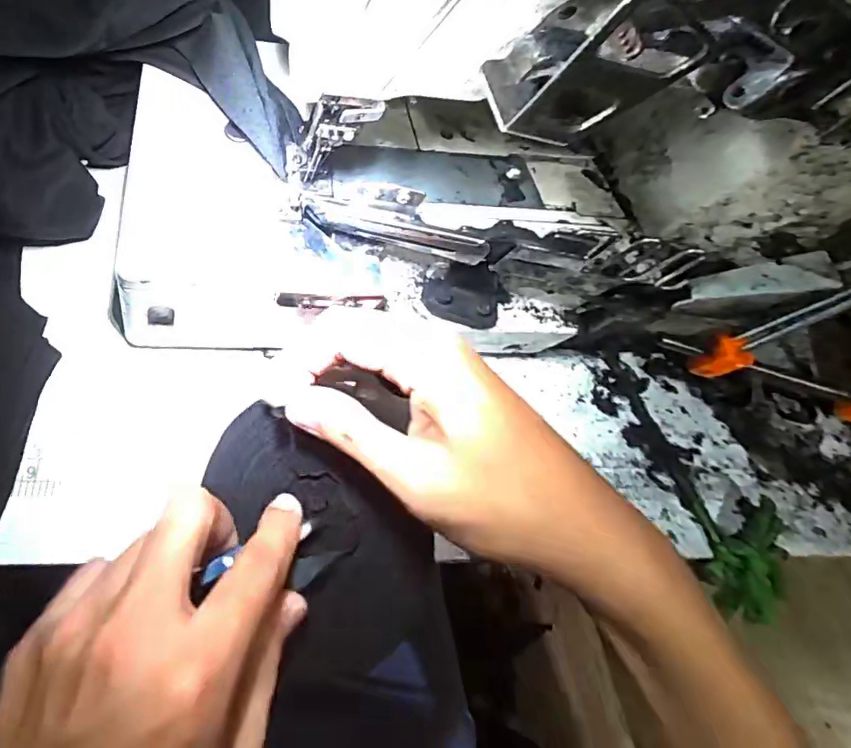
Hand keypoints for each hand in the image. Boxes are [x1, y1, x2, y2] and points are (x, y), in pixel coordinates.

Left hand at [0, 488, 308, 747]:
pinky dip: (115, 589)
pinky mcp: (35, 635)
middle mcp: (134, 628)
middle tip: (213, 567)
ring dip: (163, 563)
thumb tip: (287, 598)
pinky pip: (93, 573)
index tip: (285, 510)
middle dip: (211, 526)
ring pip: (139, 541)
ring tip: (158, 613)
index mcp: (194, 667)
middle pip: (185, 513)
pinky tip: (112, 636)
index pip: (254, 567)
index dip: (279, 529)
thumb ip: (262, 667)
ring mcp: (76, 625)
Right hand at [278, 313, 642, 591]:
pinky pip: (397, 360)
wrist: (577, 523)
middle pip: (360, 327)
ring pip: (377, 342)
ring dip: (336, 363)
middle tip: (281, 396)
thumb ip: (351, 431)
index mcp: (430, 356)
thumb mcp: (415, 476)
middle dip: (313, 355)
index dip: (300, 358)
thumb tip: (295, 401)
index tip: (273, 396)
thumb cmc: (500, 504)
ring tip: (301, 397)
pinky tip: (344, 397)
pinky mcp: (457, 377)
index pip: (345, 333)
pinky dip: (363, 373)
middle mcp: (439, 343)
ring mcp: (452, 358)